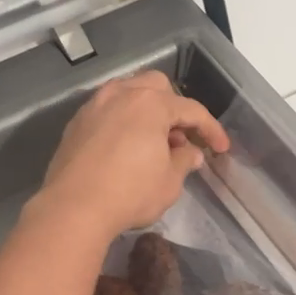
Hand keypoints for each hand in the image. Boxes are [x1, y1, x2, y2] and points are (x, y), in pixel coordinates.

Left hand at [36, 71, 230, 238]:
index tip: (221, 148)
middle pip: (157, 87)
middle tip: (181, 138)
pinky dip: (124, 122)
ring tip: (154, 142)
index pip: (191, 110)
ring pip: (128, 94)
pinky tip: (127, 148)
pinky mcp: (77, 123)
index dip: (211, 129)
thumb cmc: (131, 193)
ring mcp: (95, 105)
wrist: (74, 207)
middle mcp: (122, 94)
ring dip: (147, 112)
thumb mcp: (169, 182)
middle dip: (175, 108)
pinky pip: (108, 111)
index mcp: (151, 104)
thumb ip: (183, 161)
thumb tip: (190, 153)